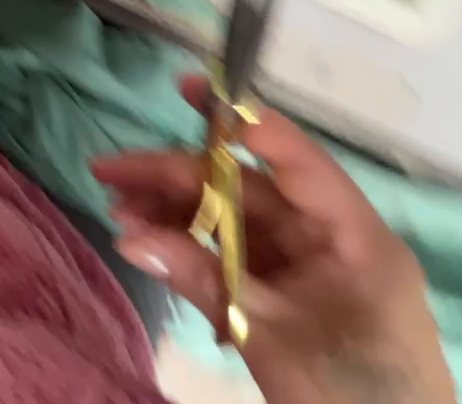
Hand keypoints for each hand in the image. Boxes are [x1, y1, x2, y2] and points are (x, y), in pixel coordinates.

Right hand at [91, 76, 454, 403]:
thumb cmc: (353, 392)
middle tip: (107, 174)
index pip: (293, 159)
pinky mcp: (281, 285)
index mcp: (352, 238)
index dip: (239, 121)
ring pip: (225, 214)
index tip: (184, 87)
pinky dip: (182, 239)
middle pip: (240, 186)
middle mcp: (326, 238)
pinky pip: (224, 246)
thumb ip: (201, 278)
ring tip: (118, 213)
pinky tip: (143, 238)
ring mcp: (302, 262)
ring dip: (169, 209)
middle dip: (172, 178)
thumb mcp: (273, 337)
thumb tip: (127, 237)